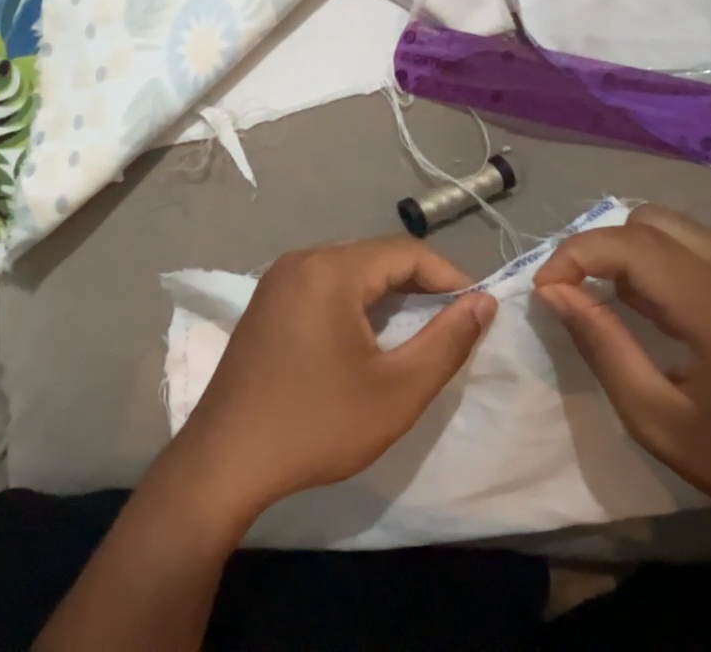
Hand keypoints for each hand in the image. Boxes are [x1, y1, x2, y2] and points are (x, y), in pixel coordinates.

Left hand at [169, 238, 497, 516]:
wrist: (227, 459)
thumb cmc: (317, 424)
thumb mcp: (397, 390)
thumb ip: (447, 341)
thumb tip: (483, 301)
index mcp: (329, 271)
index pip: (405, 252)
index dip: (449, 277)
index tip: (477, 312)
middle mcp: (299, 262)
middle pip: (374, 256)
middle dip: (419, 284)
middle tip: (451, 324)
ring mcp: (275, 282)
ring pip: (347, 271)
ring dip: (386, 294)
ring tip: (416, 332)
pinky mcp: (264, 306)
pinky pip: (321, 287)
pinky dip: (353, 302)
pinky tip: (366, 338)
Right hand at [533, 205, 710, 535]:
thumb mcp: (662, 422)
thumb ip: (603, 348)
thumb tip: (555, 293)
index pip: (629, 243)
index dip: (573, 256)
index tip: (547, 292)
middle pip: (650, 219)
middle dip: (601, 249)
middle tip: (581, 298)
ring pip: (678, 226)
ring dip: (636, 255)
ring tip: (627, 311)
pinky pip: (708, 245)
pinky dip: (671, 264)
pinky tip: (673, 315)